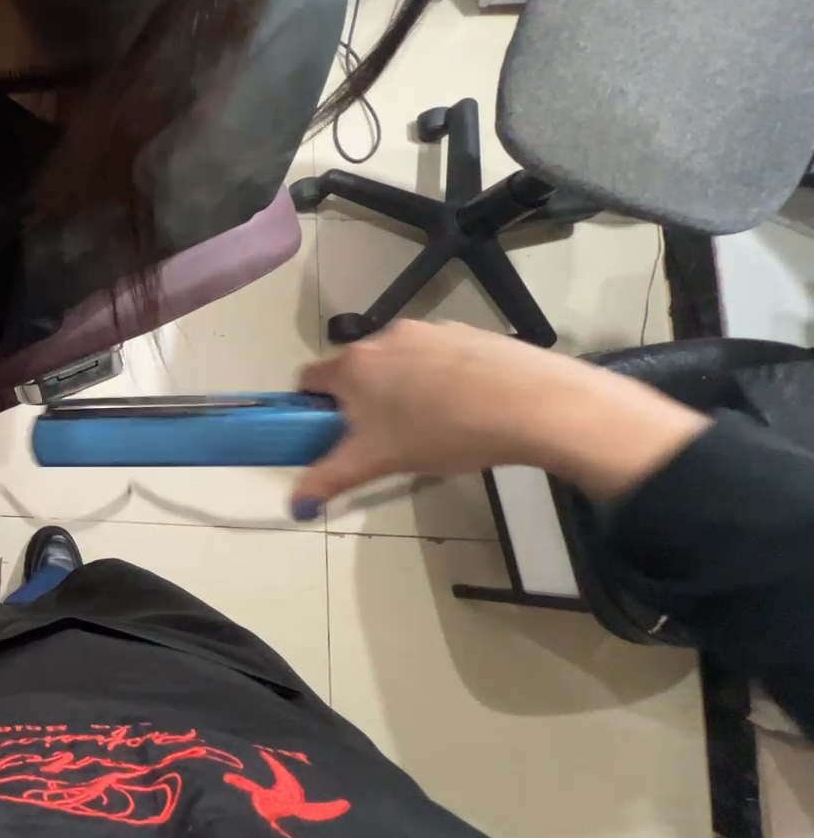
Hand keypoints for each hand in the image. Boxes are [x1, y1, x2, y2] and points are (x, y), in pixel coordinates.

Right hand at [289, 320, 709, 516]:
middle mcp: (383, 339)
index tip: (330, 430)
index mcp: (352, 366)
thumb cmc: (444, 432)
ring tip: (428, 421)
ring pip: (394, 361)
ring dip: (396, 386)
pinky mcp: (468, 332)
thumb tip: (295, 505)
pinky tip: (462, 404)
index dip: (310, 407)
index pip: (307, 380)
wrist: (541, 407)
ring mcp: (429, 331)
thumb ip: (328, 480)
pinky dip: (436, 376)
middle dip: (357, 399)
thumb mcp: (378, 463)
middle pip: (352, 369)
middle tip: (380, 433)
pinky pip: (435, 355)